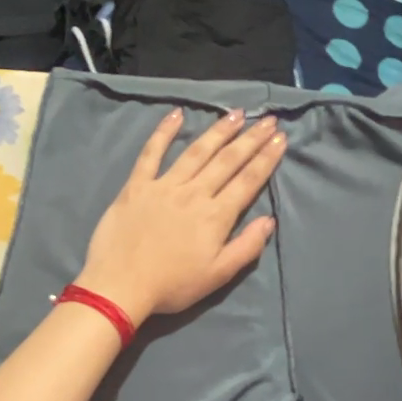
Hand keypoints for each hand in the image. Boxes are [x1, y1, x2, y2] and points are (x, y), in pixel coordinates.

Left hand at [75, 107, 284, 324]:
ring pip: (196, 151)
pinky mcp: (137, 185)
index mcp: (215, 216)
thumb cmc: (171, 286)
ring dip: (218, 131)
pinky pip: (151, 152)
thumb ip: (246, 247)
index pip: (248, 181)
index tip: (280, 139)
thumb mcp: (217, 276)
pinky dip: (164, 132)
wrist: (120, 285)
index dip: (266, 158)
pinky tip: (177, 114)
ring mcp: (164, 185)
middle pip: (227, 160)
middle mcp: (194, 193)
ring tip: (236, 114)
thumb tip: (269, 221)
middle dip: (250, 138)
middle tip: (268, 119)